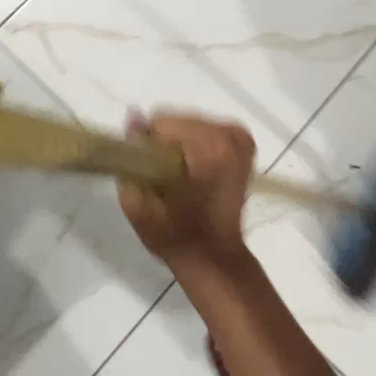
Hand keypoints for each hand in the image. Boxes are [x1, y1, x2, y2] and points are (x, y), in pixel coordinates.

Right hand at [118, 111, 256, 269]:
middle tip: (160, 174)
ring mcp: (242, 137)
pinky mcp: (244, 142)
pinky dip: (194, 144)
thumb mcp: (139, 206)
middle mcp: (231, 135)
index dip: (148, 145)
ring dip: (178, 143)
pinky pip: (205, 129)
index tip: (145, 168)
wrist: (214, 257)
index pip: (163, 124)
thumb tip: (132, 118)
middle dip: (165, 143)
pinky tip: (191, 169)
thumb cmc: (176, 236)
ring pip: (191, 123)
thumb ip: (131, 161)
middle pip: (179, 121)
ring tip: (175, 174)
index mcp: (211, 149)